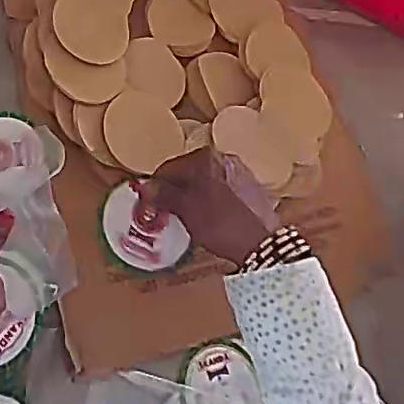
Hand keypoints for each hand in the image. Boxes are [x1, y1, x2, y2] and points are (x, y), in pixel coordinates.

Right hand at [140, 150, 278, 264]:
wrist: (259, 245)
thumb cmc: (221, 224)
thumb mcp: (186, 210)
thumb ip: (164, 194)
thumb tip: (145, 186)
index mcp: (206, 158)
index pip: (169, 168)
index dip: (154, 187)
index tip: (146, 205)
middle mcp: (222, 159)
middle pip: (185, 173)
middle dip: (170, 191)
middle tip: (159, 212)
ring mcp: (234, 173)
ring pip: (200, 182)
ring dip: (185, 196)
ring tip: (177, 216)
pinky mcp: (244, 188)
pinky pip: (214, 189)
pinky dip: (202, 200)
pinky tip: (199, 216)